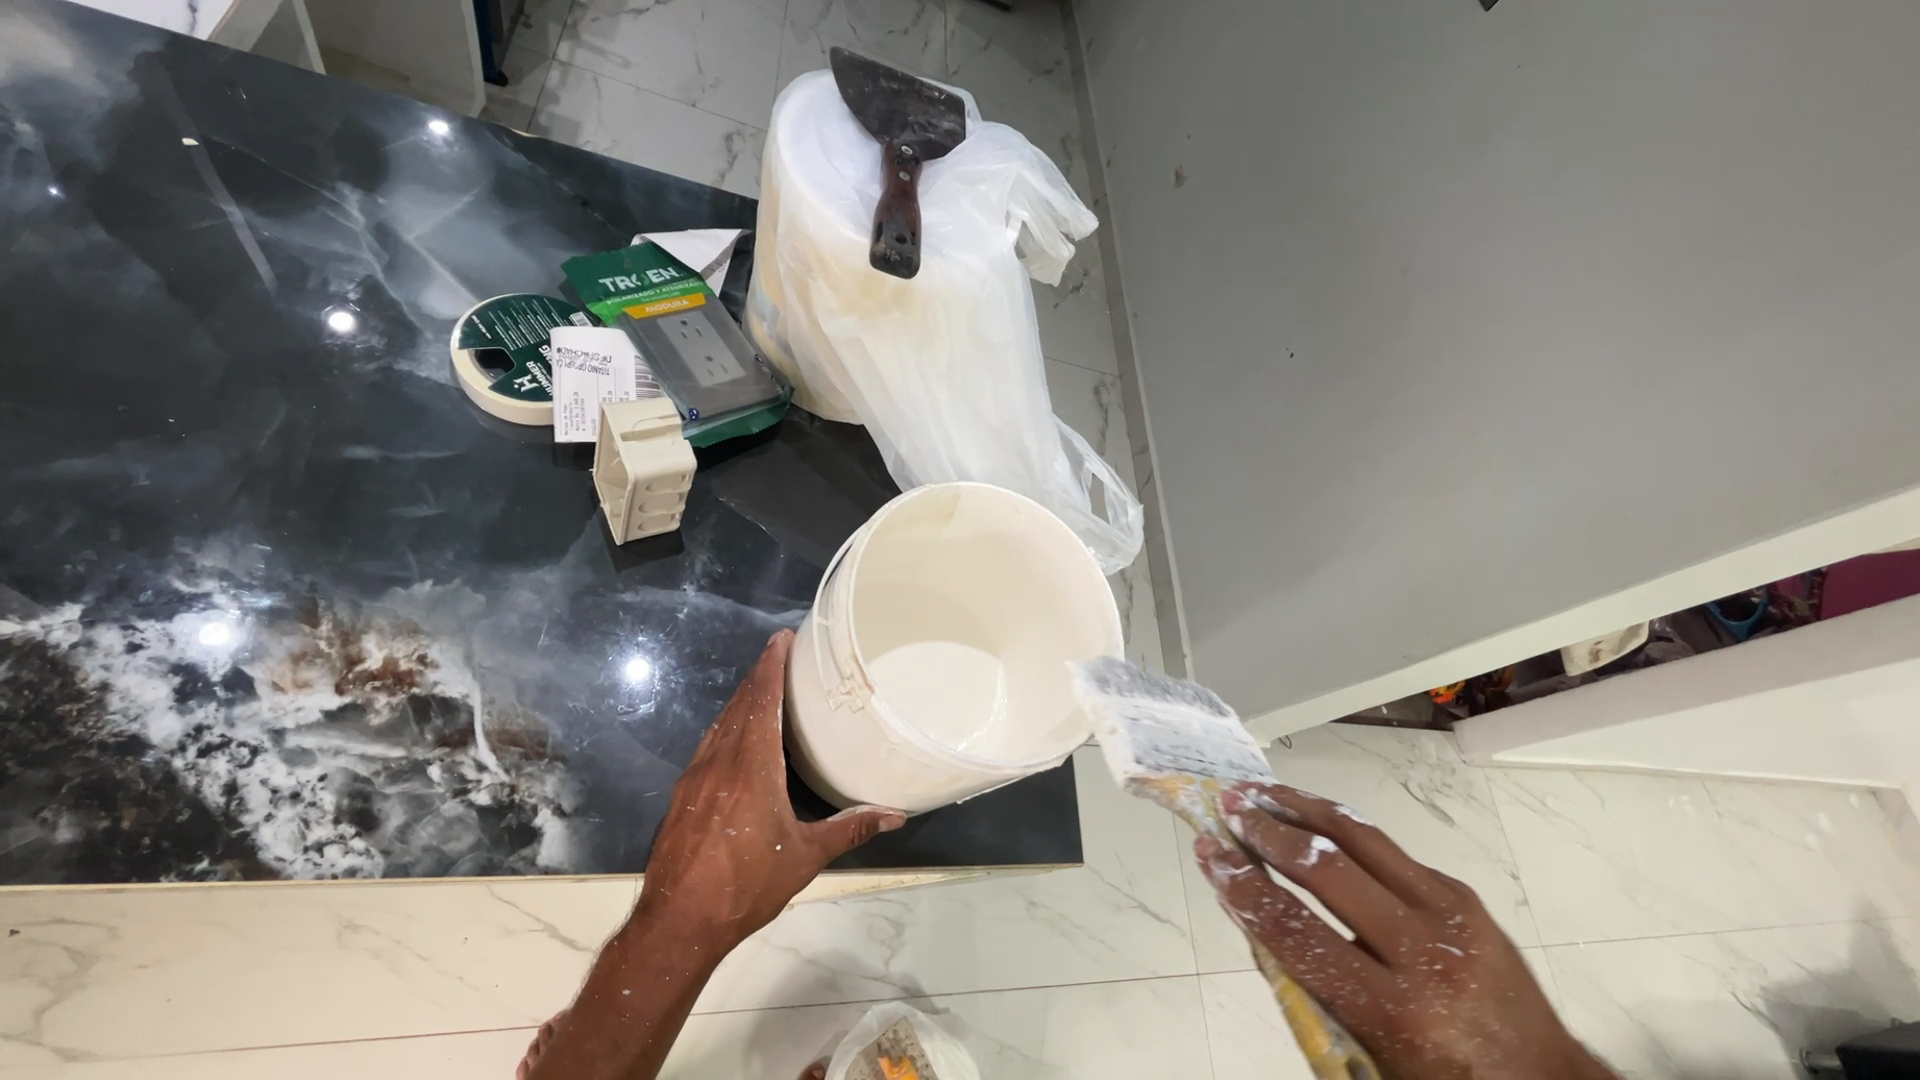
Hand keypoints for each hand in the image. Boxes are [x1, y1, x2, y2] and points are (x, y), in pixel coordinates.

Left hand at [639, 630, 905, 948]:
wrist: (678, 922)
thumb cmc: (745, 886)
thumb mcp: (805, 857)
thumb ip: (850, 828)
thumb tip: (896, 814)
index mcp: (752, 767)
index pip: (762, 701)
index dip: (772, 666)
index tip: (782, 638)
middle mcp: (720, 761)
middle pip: (740, 704)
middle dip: (760, 675)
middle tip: (780, 652)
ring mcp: (696, 776)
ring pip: (720, 723)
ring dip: (742, 699)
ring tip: (763, 686)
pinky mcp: (683, 794)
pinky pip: (709, 744)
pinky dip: (726, 726)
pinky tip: (735, 735)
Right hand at [1196, 784, 1615, 1079]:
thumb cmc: (1435, 1079)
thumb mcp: (1361, 1050)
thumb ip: (1305, 982)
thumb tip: (1249, 908)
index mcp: (1395, 1011)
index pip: (1297, 931)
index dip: (1244, 886)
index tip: (1208, 851)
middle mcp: (1426, 955)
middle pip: (1328, 870)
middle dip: (1269, 831)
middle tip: (1229, 804)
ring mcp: (1453, 918)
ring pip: (1363, 839)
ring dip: (1303, 808)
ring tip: (1261, 789)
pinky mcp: (1465, 898)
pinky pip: (1391, 852)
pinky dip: (1342, 830)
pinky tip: (1312, 818)